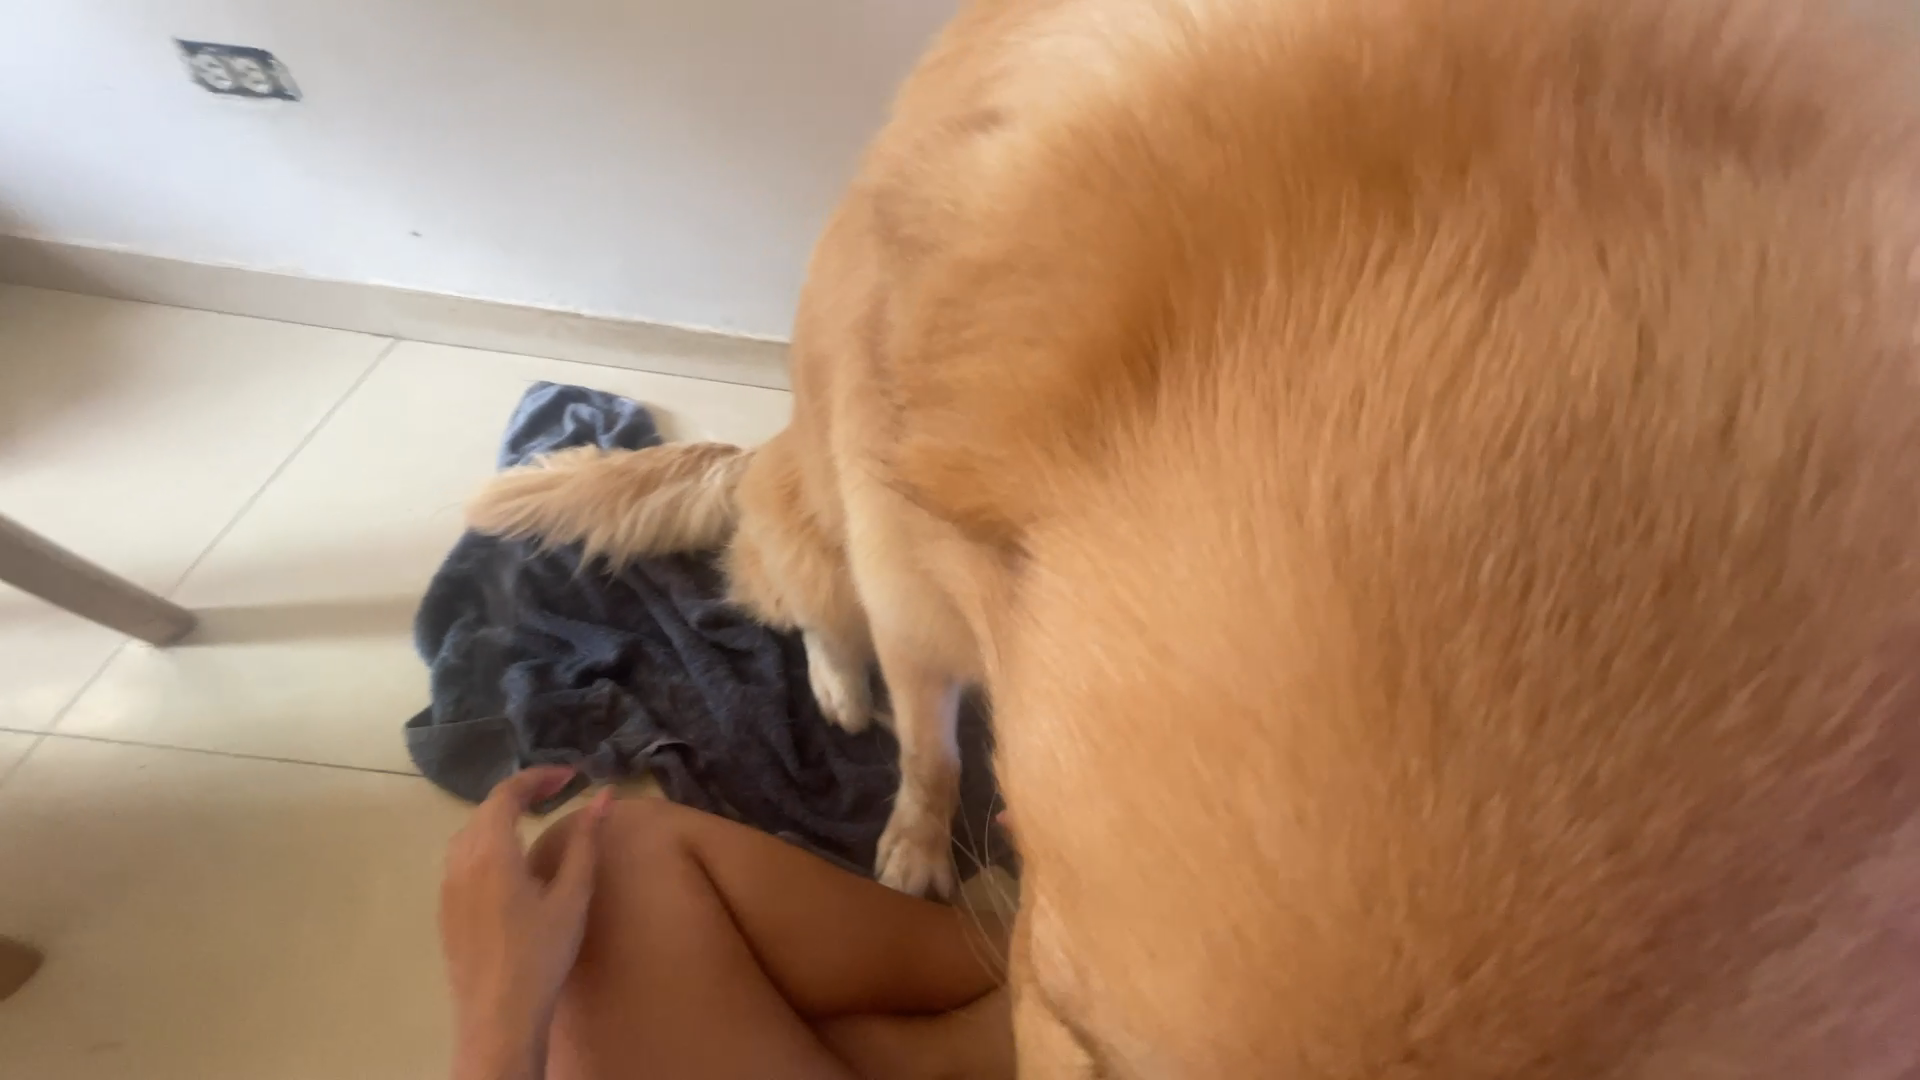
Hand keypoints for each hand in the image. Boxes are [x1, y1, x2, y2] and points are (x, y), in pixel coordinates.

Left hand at [440, 767, 612, 1077]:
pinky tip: (511, 854)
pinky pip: (461, 855)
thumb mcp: (574, 893)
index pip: (506, 794)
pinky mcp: (446, 910)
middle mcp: (461, 864)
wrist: (498, 1019)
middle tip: (561, 788)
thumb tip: (604, 793)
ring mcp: (448, 889)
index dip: (538, 776)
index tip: (572, 774)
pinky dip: (487, 837)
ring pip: (469, 831)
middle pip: (485, 809)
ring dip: (501, 813)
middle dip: (522, 790)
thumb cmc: (542, 953)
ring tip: (536, 814)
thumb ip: (587, 839)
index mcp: (491, 854)